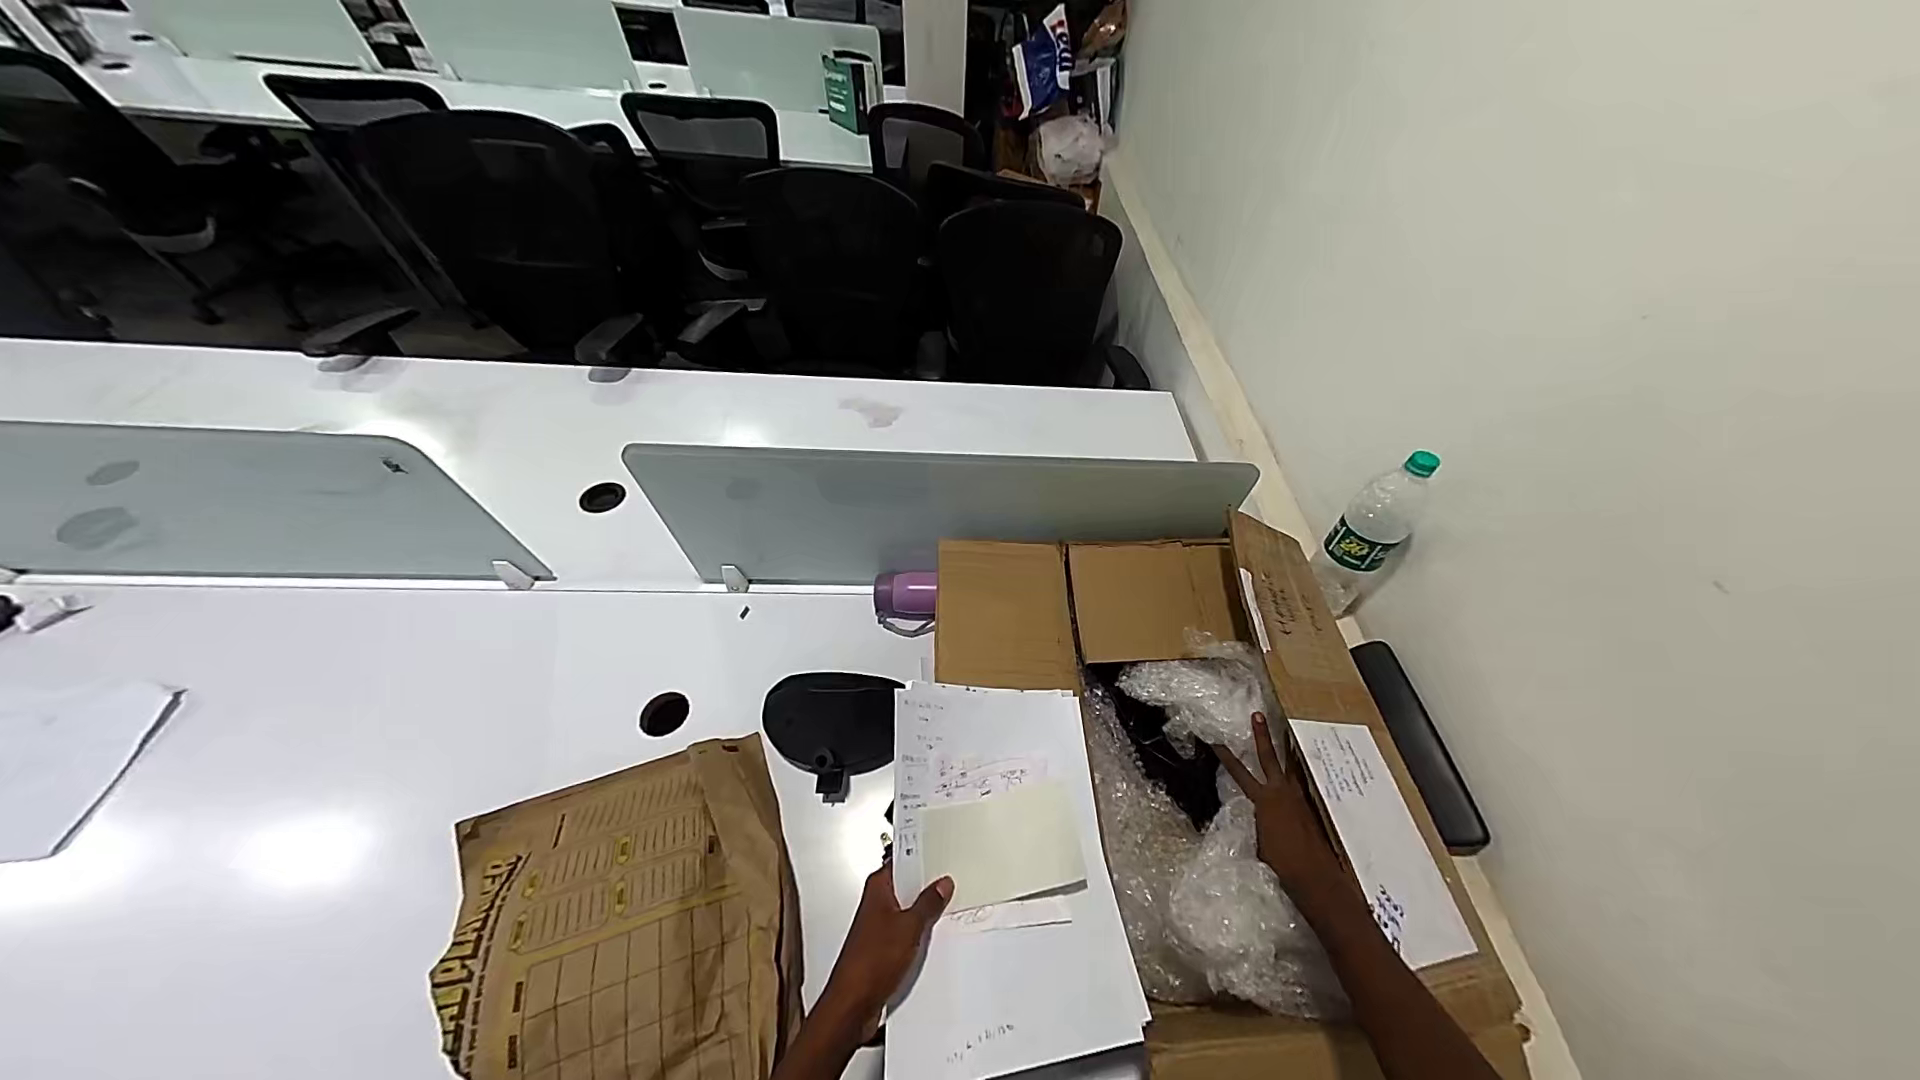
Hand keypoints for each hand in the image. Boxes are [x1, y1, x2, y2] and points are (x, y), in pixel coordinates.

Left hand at [818, 862, 952, 1039]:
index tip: (941, 857)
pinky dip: (918, 932)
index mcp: (878, 887)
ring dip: (923, 913)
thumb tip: (941, 885)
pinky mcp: (882, 946)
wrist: (853, 1005)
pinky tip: (930, 937)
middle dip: (926, 887)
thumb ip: (928, 903)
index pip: (902, 860)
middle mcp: (876, 903)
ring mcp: (879, 924)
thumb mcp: (910, 927)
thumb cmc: (869, 963)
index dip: (922, 857)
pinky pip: (905, 931)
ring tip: (942, 912)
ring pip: (907, 910)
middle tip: (948, 886)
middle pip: (906, 886)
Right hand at [1211, 712, 1345, 891]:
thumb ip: (1254, 821)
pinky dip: (1294, 771)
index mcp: (1263, 800)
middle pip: (1269, 757)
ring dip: (1285, 750)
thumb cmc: (1281, 862)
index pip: (1239, 772)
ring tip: (1285, 734)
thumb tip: (1252, 814)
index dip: (1225, 756)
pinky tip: (1294, 770)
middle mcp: (1281, 793)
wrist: (1317, 878)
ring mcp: (1298, 798)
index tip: (1215, 740)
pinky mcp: (1309, 808)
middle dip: (1261, 736)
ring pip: (1289, 767)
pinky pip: (1298, 782)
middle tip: (1257, 715)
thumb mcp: (1257, 841)